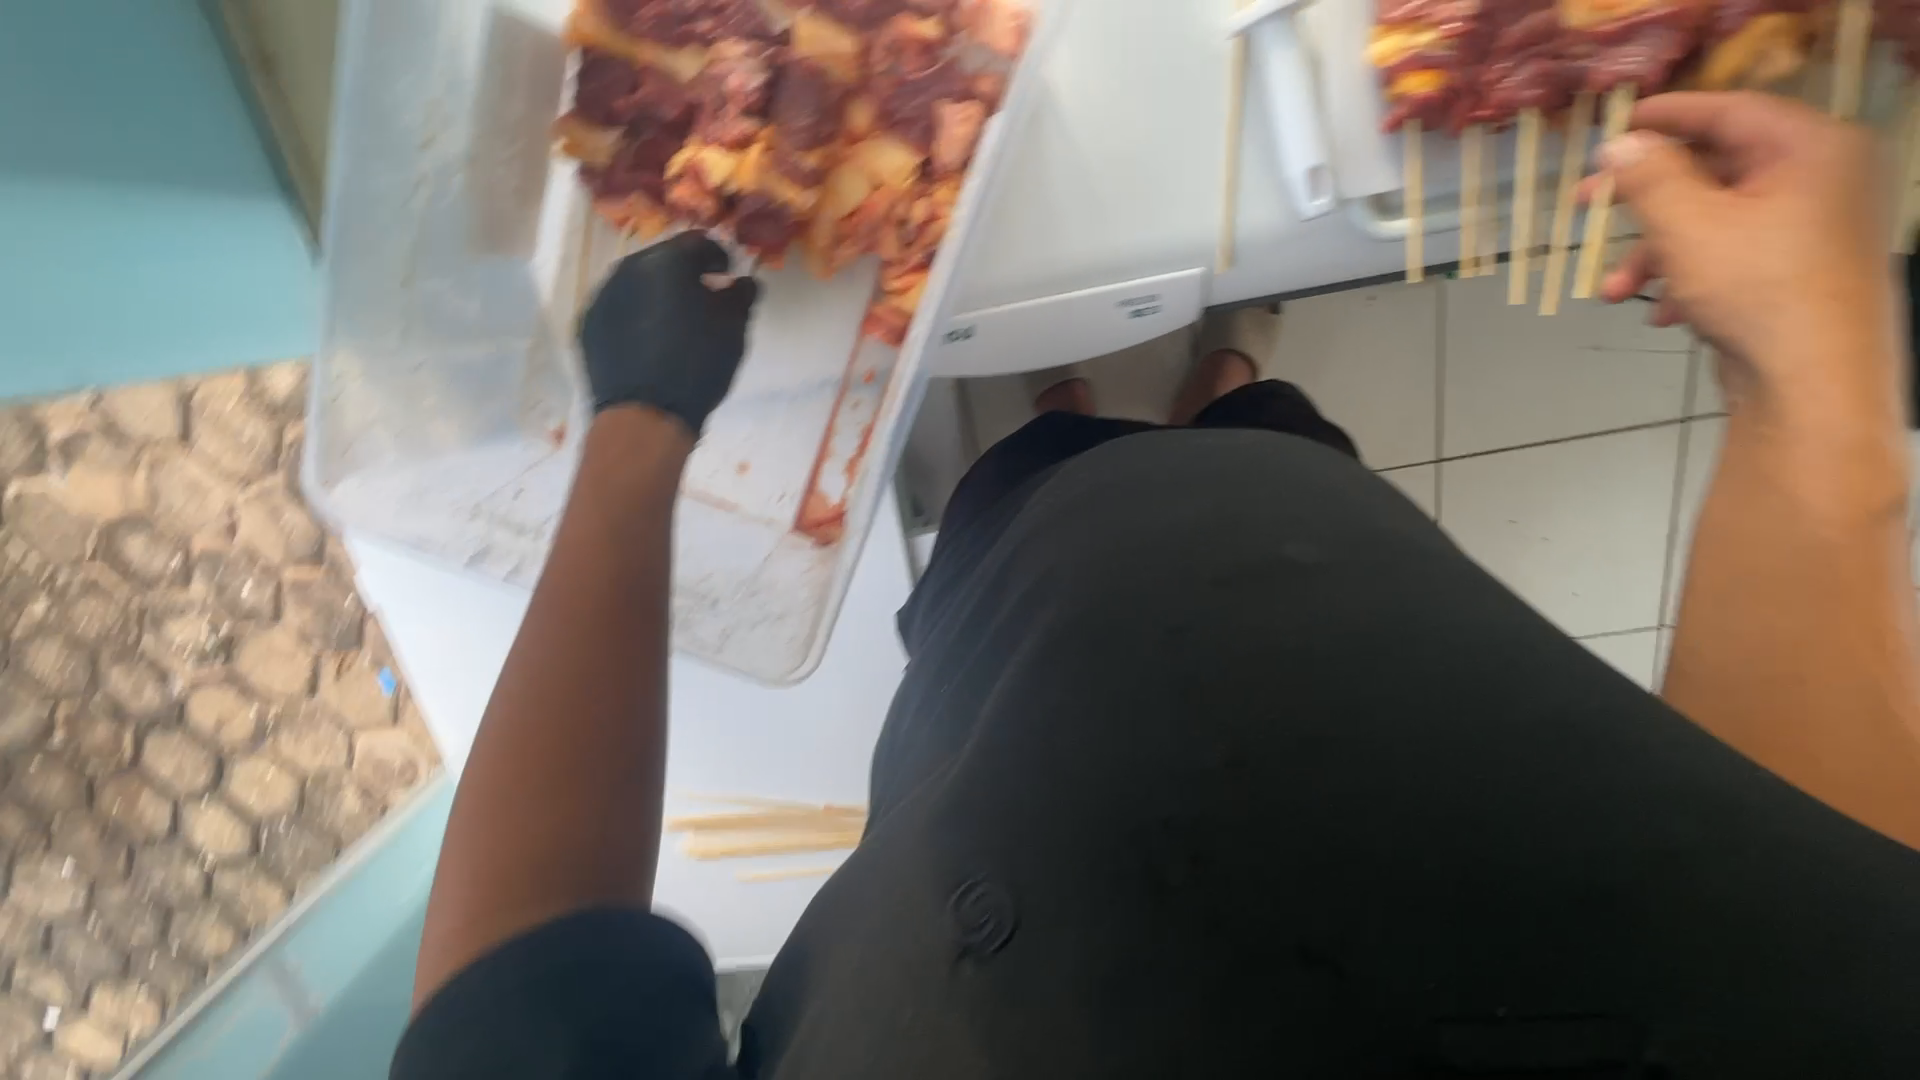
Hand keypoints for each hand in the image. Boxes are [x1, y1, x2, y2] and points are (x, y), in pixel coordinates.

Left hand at [579, 231, 759, 434]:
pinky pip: (620, 308)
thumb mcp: (733, 331)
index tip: (729, 274)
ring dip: (659, 294)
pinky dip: (637, 316)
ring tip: (676, 323)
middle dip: (686, 274)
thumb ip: (741, 297)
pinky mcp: (589, 323)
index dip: (719, 255)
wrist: (646, 414)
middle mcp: (629, 268)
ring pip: (638, 282)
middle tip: (703, 299)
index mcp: (668, 262)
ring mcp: (604, 295)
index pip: (699, 242)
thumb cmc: (698, 366)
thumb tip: (743, 280)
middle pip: (664, 259)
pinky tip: (651, 342)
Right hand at [1592, 92, 1899, 412]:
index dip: (1667, 116)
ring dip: (1652, 254)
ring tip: (1617, 292)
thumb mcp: (1686, 226)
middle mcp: (1818, 175)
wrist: (1809, 371)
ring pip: (1709, 220)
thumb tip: (1618, 143)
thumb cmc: (1753, 286)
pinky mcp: (1794, 263)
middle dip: (1642, 204)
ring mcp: (1808, 223)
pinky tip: (1661, 310)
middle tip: (1584, 208)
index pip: (1729, 112)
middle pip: (1711, 171)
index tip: (1615, 123)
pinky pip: (1726, 251)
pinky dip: (1684, 274)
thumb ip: (1649, 179)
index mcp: (1809, 149)